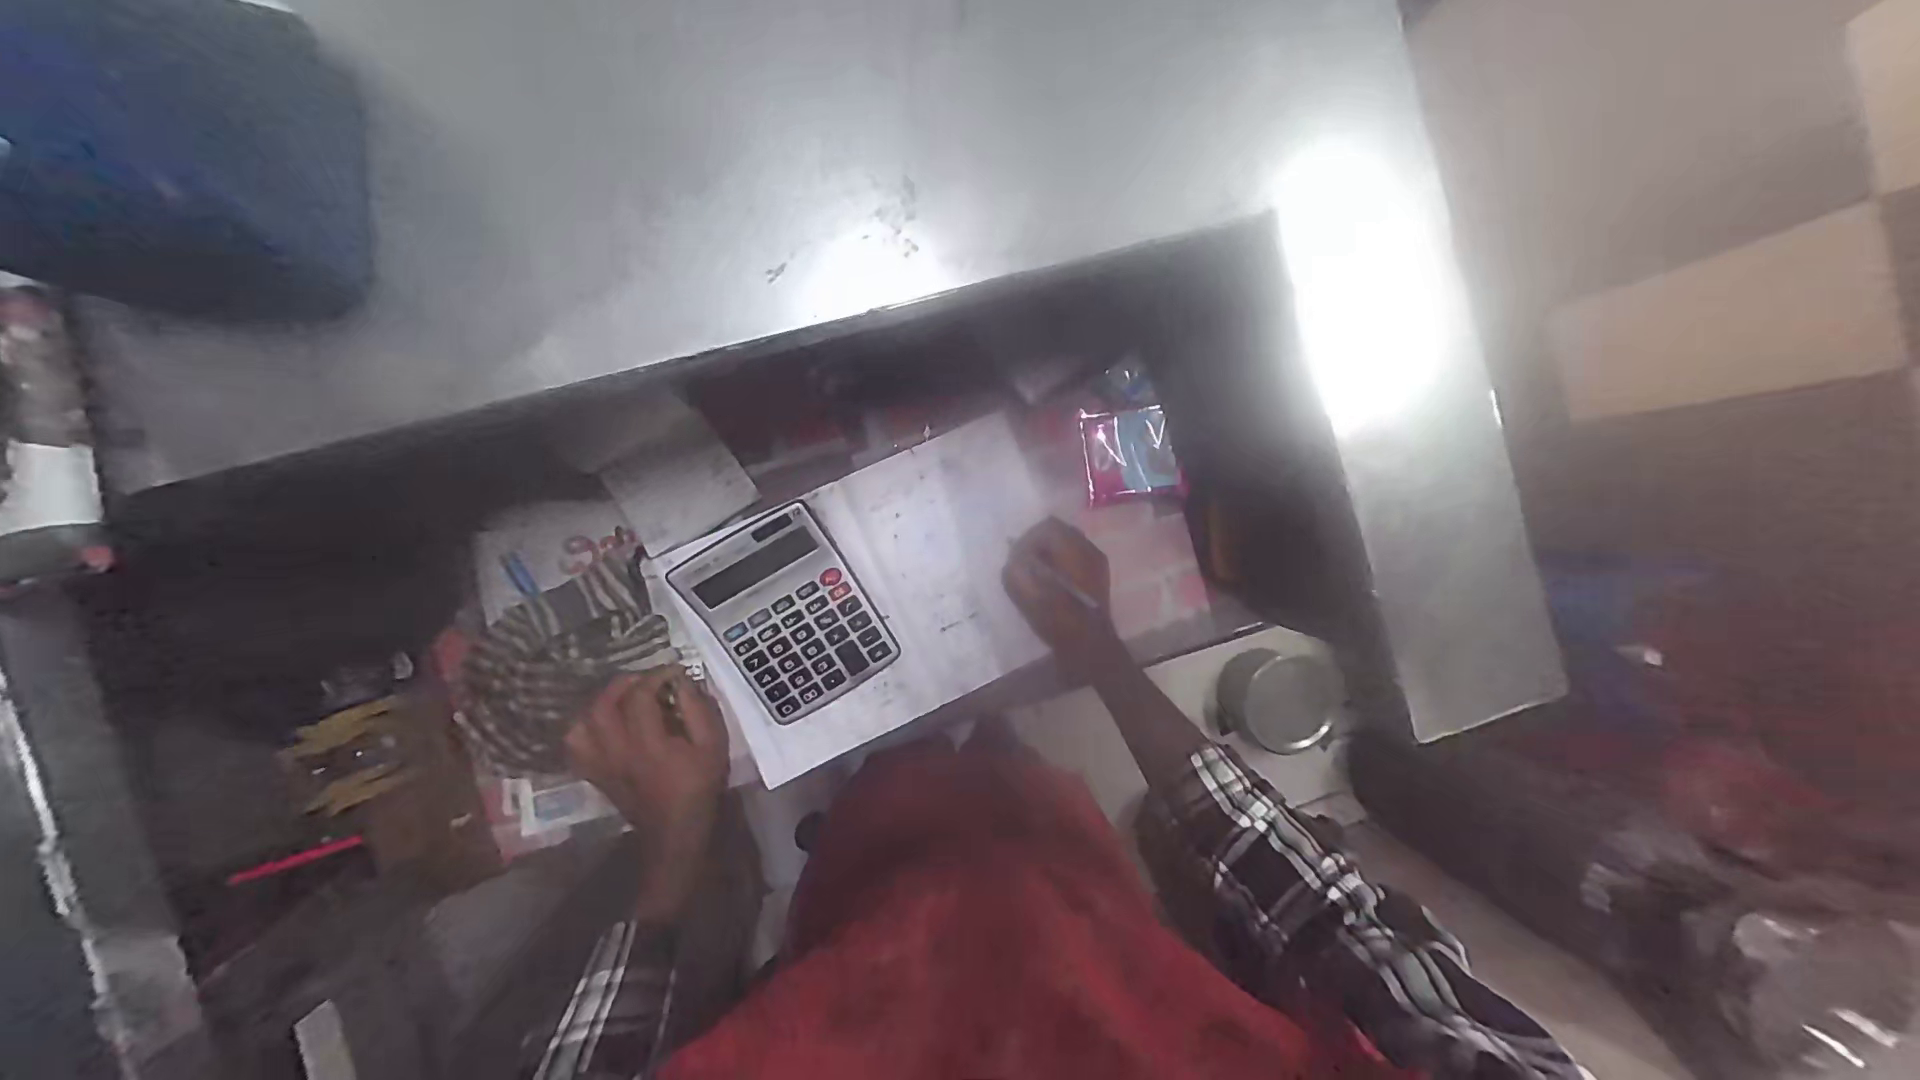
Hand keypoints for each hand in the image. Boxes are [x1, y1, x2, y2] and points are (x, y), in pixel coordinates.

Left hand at [565, 665, 728, 922]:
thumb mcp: (713, 743)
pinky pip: (575, 745)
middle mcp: (616, 751)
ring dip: (602, 702)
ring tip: (624, 697)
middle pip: (603, 704)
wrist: (675, 829)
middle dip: (625, 683)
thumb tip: (682, 681)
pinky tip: (605, 723)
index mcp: (648, 744)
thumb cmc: (699, 783)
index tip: (674, 672)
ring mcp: (600, 764)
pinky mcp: (594, 774)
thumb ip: (698, 708)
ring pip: (583, 723)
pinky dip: (585, 727)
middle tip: (647, 680)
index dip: (656, 676)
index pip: (639, 696)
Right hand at [1003, 518, 1123, 677]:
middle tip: (1023, 561)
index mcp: (1074, 548)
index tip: (1017, 556)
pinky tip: (1051, 582)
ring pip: (1068, 544)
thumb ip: (1016, 567)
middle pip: (1059, 532)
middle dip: (1039, 543)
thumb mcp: (1025, 591)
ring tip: (1036, 572)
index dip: (1028, 538)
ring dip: (1050, 554)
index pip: (1047, 526)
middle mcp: (1089, 549)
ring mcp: (1097, 562)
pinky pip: (1076, 558)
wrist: (1088, 645)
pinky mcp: (1098, 577)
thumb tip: (1017, 560)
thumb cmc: (1057, 617)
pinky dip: (1061, 564)